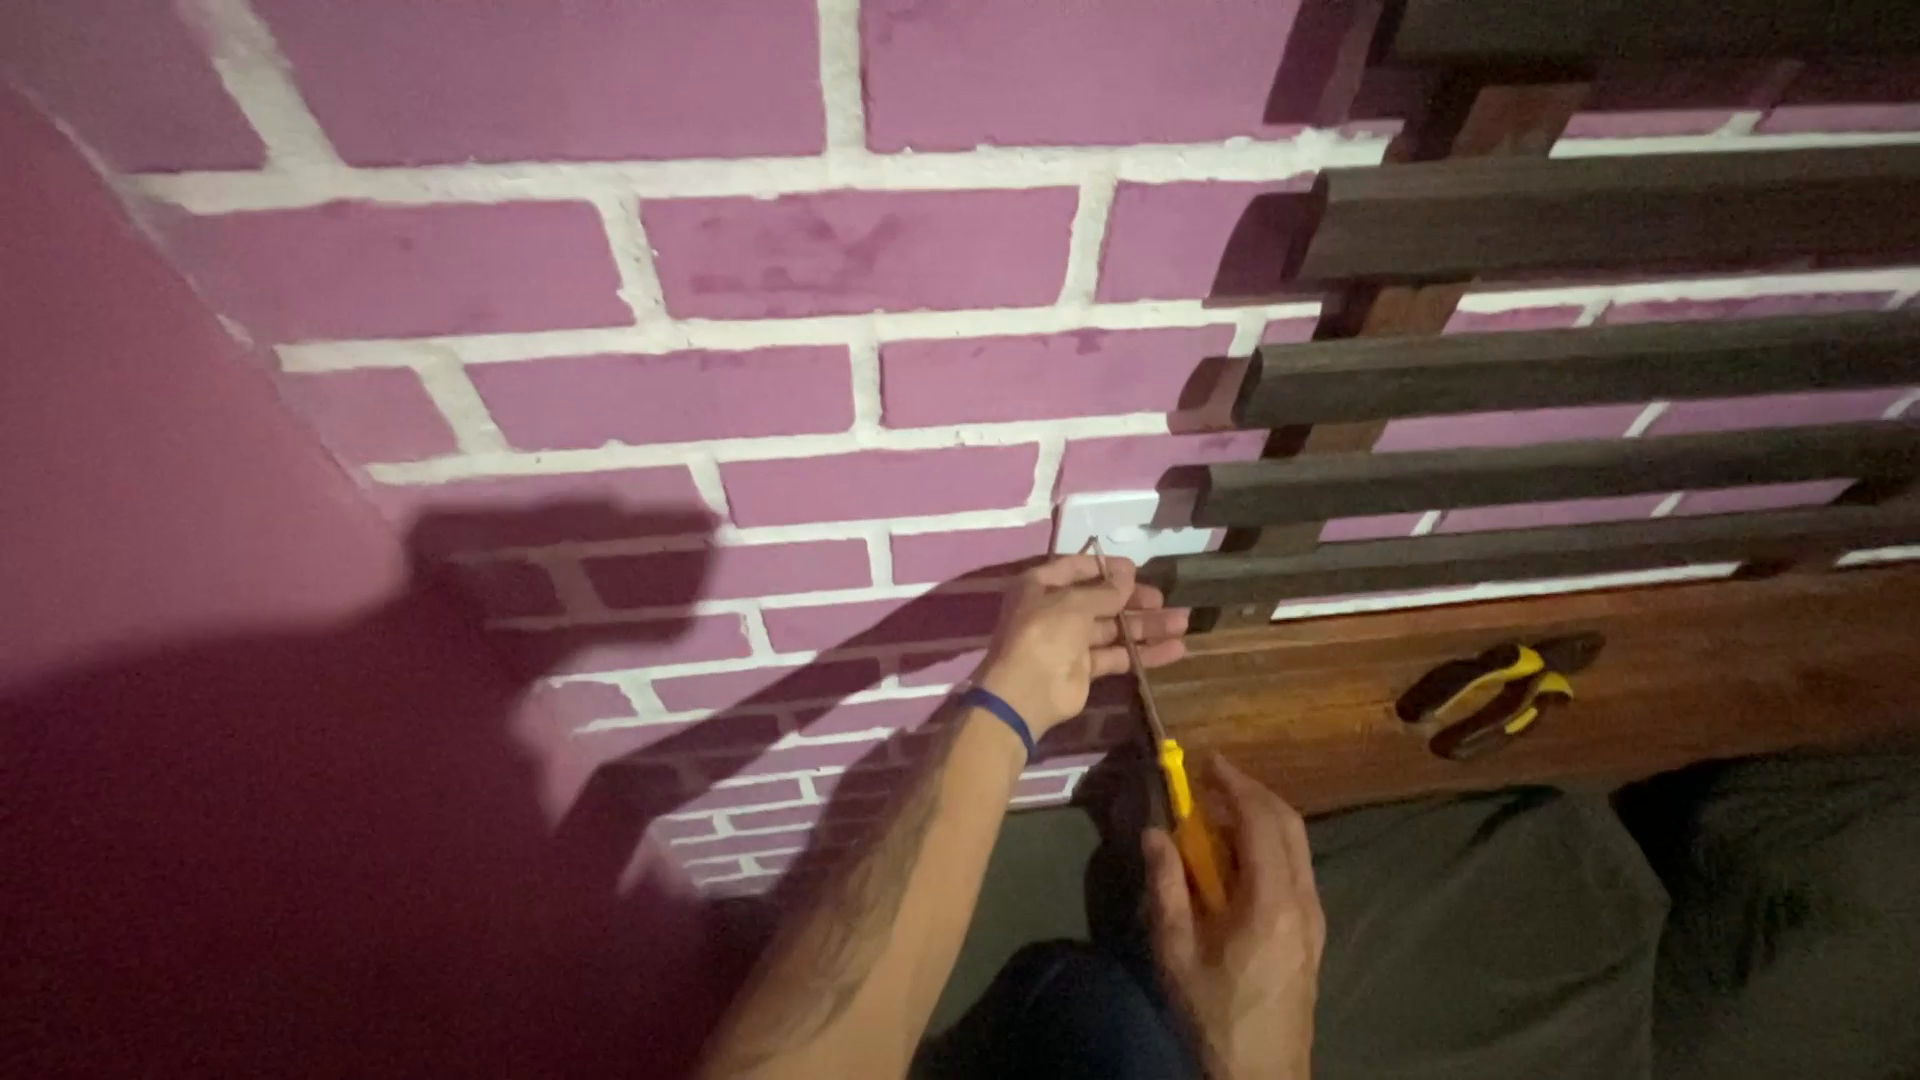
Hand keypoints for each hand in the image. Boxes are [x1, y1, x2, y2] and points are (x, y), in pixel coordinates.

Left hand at [973, 554, 1186, 736]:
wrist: (1025, 692)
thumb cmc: (1045, 633)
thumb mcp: (1074, 603)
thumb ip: (1104, 590)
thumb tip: (1128, 574)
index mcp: (1041, 586)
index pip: (1076, 568)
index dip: (1106, 568)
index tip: (1136, 569)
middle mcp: (1054, 610)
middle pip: (1099, 600)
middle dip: (1132, 600)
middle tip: (1163, 600)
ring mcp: (1069, 641)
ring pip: (1112, 628)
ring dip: (1145, 626)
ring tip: (1182, 622)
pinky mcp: (1083, 669)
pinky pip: (1116, 655)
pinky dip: (1143, 653)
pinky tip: (1175, 649)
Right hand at [1145, 755, 1323, 1079]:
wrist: (1262, 1077)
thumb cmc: (1214, 1014)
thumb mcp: (1177, 951)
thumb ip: (1166, 886)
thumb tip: (1155, 831)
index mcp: (1273, 903)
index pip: (1261, 821)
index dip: (1234, 783)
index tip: (1204, 761)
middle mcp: (1304, 902)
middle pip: (1288, 824)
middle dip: (1249, 790)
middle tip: (1209, 777)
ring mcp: (1315, 919)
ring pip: (1296, 844)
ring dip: (1259, 815)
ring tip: (1215, 809)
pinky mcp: (1312, 933)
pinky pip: (1295, 867)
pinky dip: (1267, 842)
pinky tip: (1235, 854)